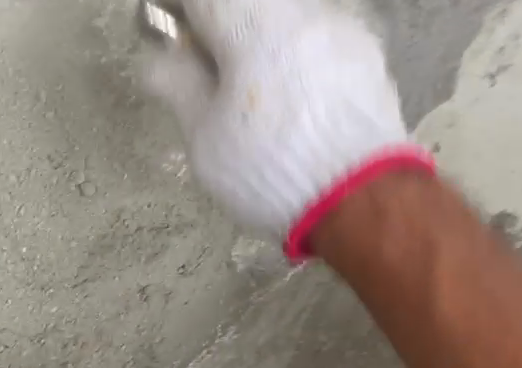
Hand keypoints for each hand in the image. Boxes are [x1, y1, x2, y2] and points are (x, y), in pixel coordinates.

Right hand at [143, 0, 431, 257]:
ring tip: (244, 101)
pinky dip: (288, 62)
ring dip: (255, 48)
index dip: (179, 15)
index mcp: (256, 24)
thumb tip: (157, 59)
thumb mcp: (205, 138)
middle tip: (200, 77)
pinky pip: (312, 43)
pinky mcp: (363, 55)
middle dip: (218, 34)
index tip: (165, 38)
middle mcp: (303, 11)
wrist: (358, 196)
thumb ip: (178, 86)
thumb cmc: (268, 168)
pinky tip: (286, 108)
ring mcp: (340, 29)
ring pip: (281, 23)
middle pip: (247, 6)